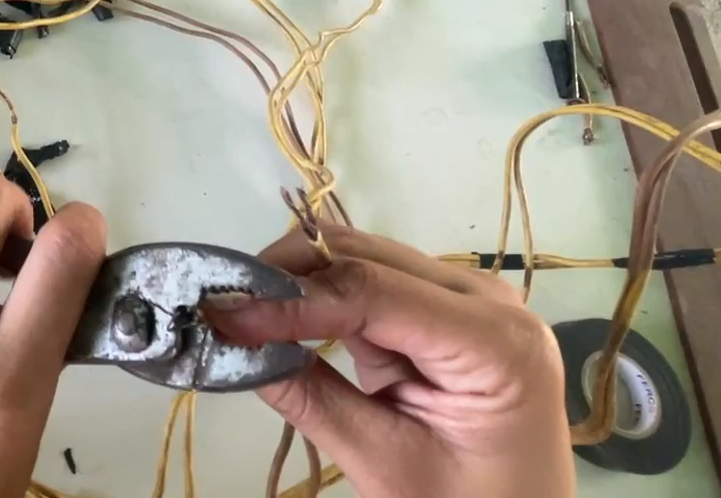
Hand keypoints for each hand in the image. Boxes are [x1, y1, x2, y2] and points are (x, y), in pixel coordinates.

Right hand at [208, 225, 573, 497]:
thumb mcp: (386, 467)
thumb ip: (309, 396)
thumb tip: (230, 338)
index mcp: (494, 342)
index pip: (373, 291)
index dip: (292, 297)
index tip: (228, 314)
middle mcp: (484, 296)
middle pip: (363, 255)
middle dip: (287, 273)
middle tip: (226, 304)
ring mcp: (464, 292)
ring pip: (357, 253)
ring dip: (296, 276)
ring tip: (245, 308)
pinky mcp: (439, 301)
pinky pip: (364, 275)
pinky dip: (317, 290)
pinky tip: (281, 312)